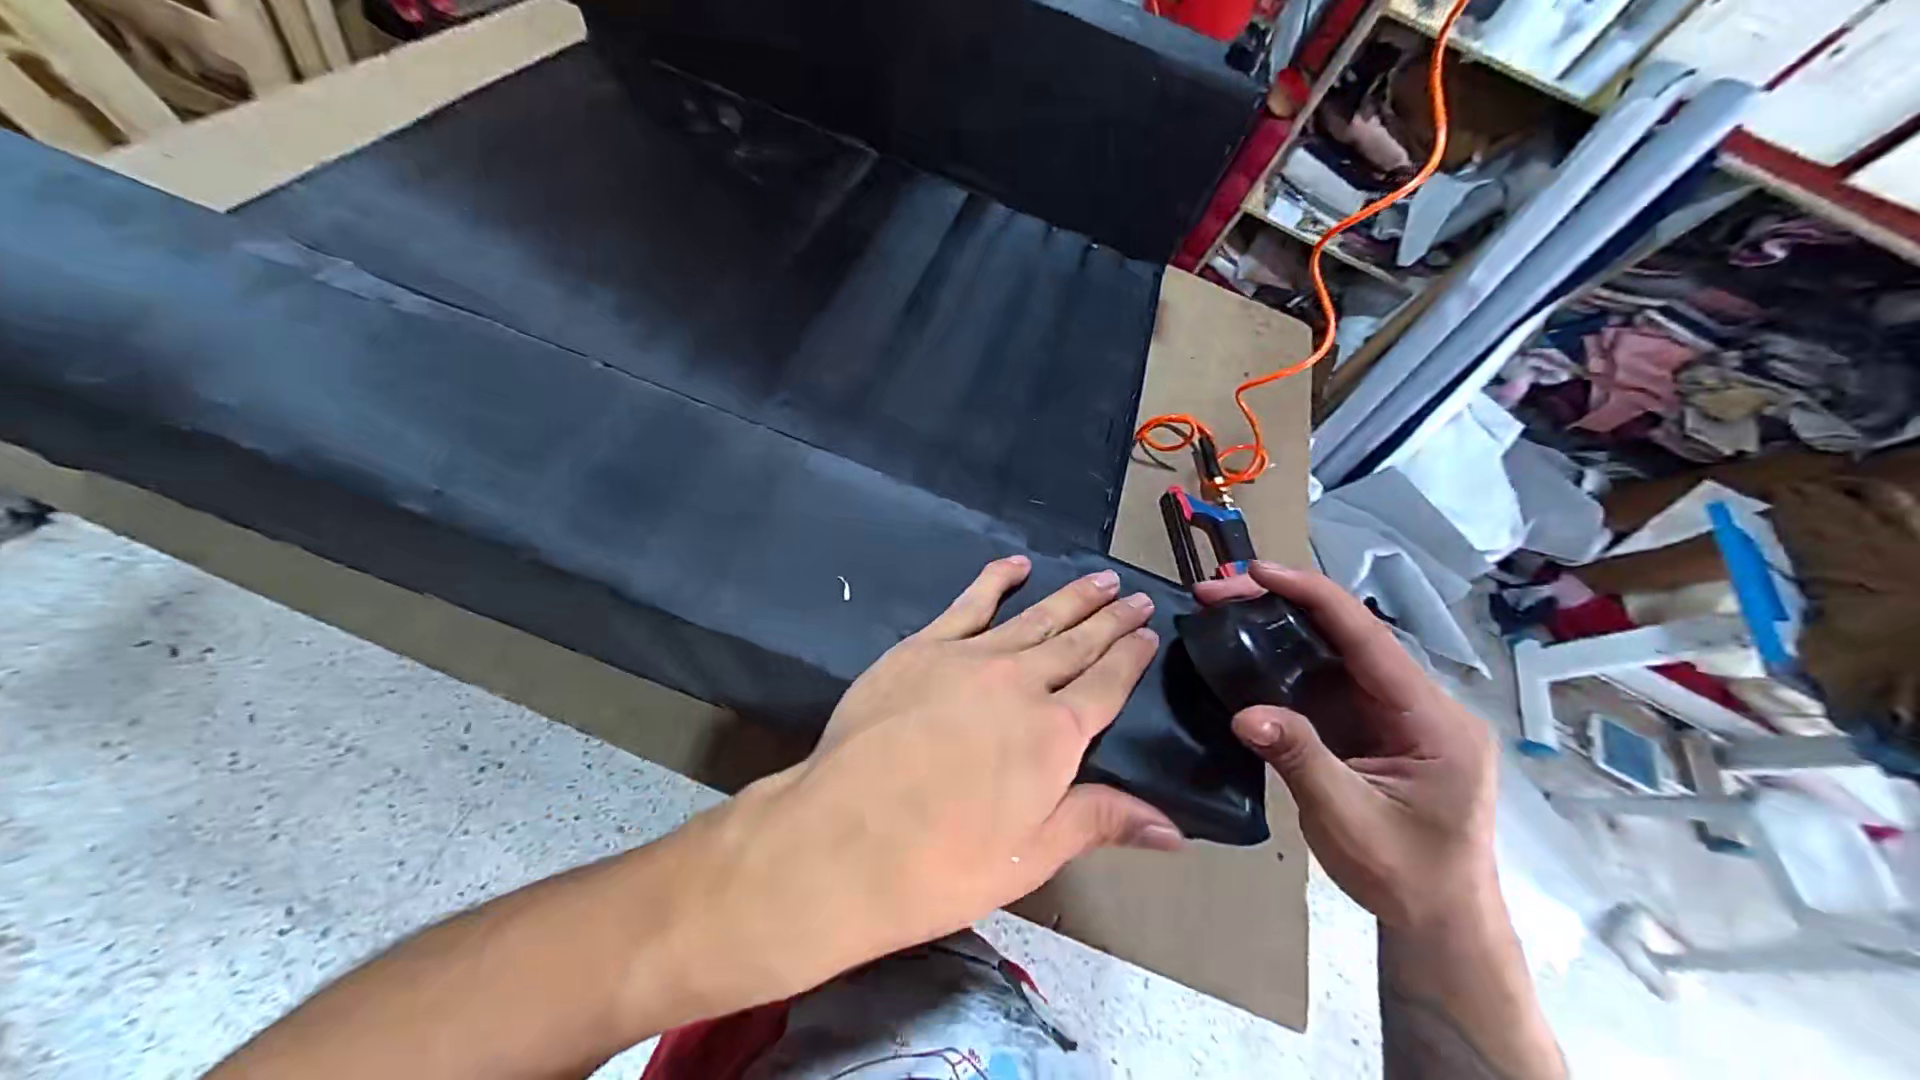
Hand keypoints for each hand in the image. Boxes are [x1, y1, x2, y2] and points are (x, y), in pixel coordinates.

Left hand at [681, 556, 1183, 1008]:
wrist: (843, 838)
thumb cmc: (942, 862)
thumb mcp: (1031, 855)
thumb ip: (1101, 822)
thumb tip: (1176, 830)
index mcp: (1055, 734)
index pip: (1108, 684)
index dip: (1132, 657)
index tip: (1150, 633)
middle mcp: (1021, 683)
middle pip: (1078, 643)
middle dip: (1111, 620)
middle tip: (1136, 596)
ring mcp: (969, 658)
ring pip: (1034, 618)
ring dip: (1071, 597)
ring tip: (1099, 579)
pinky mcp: (922, 648)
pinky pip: (968, 604)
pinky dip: (996, 581)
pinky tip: (1015, 566)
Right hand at [1195, 562, 1496, 930]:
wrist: (1437, 920)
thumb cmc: (1409, 876)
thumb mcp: (1351, 820)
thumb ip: (1302, 761)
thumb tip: (1244, 715)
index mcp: (1431, 718)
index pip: (1369, 638)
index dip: (1313, 596)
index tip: (1258, 572)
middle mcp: (1414, 702)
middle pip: (1345, 635)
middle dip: (1281, 606)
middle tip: (1217, 593)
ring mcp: (1390, 713)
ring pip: (1330, 654)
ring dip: (1275, 631)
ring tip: (1220, 613)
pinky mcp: (1366, 726)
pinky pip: (1320, 683)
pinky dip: (1279, 665)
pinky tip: (1242, 656)